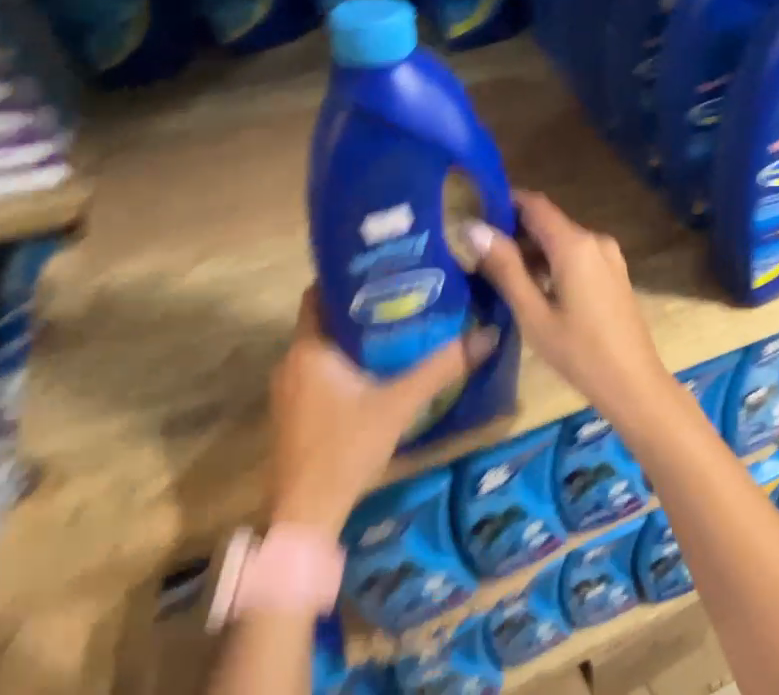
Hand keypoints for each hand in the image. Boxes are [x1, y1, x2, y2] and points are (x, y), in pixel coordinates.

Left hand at [269, 290, 495, 532]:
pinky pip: (322, 372)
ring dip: (356, 337)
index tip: (385, 267)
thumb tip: (488, 334)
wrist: (307, 512)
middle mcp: (293, 361)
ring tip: (399, 326)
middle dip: (363, 306)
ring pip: (325, 348)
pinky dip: (347, 363)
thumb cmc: (347, 448)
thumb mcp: (400, 404)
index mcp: (310, 349)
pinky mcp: (296, 413)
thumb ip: (443, 368)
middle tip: (405, 295)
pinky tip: (380, 370)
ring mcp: (290, 390)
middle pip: (327, 320)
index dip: (348, 276)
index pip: (320, 293)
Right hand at [468, 191, 671, 416]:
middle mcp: (595, 240)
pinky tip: (531, 287)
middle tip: (475, 250)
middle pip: (548, 223)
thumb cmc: (578, 351)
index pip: (534, 205)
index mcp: (575, 244)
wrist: (633, 382)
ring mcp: (609, 257)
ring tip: (495, 271)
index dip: (503, 203)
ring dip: (532, 251)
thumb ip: (505, 268)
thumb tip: (473, 228)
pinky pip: (577, 257)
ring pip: (562, 241)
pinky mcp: (614, 274)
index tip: (472, 211)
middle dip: (513, 232)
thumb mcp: (533, 313)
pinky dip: (552, 264)